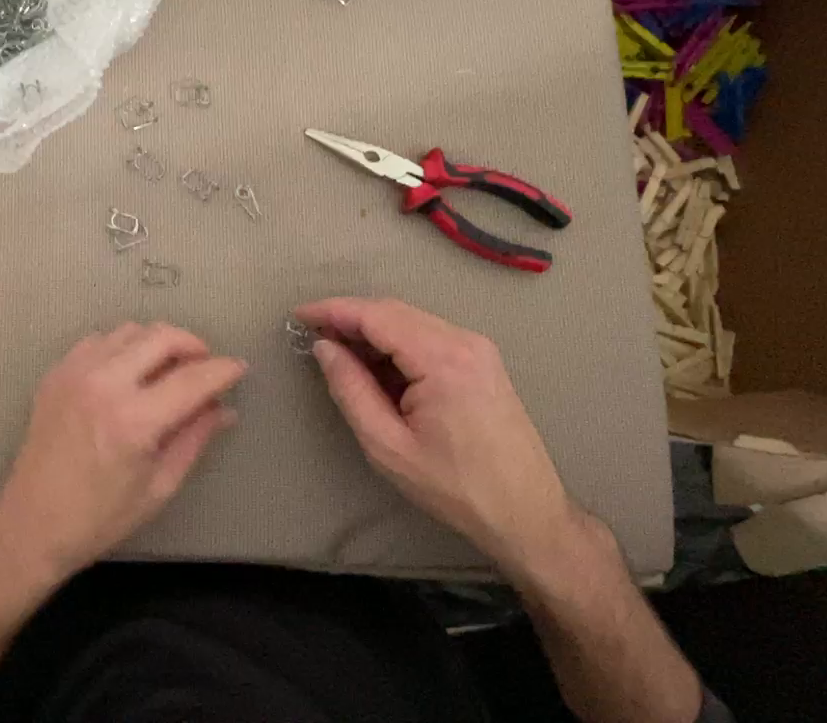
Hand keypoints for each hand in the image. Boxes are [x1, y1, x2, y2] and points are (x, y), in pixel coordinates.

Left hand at [0, 323, 245, 593]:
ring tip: (168, 369)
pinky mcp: (56, 373)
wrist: (31, 522)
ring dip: (156, 343)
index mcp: (134, 421)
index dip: (223, 370)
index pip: (192, 378)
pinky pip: (98, 341)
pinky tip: (128, 373)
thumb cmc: (100, 517)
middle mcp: (104, 385)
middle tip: (205, 365)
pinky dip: (121, 348)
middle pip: (161, 337)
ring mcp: (75, 373)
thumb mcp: (158, 487)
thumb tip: (223, 409)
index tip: (239, 367)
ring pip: (129, 331)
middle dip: (193, 344)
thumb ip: (194, 439)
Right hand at [294, 297, 581, 573]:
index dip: (332, 311)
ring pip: (409, 320)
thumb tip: (324, 347)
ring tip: (336, 351)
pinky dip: (394, 341)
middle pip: (393, 310)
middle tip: (311, 335)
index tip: (297, 316)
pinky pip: (427, 335)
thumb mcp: (387, 445)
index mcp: (443, 359)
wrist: (529, 515)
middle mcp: (464, 341)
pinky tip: (375, 364)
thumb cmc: (453, 486)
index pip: (376, 315)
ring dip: (370, 329)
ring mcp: (477, 349)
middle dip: (348, 317)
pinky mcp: (481, 361)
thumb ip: (350, 390)